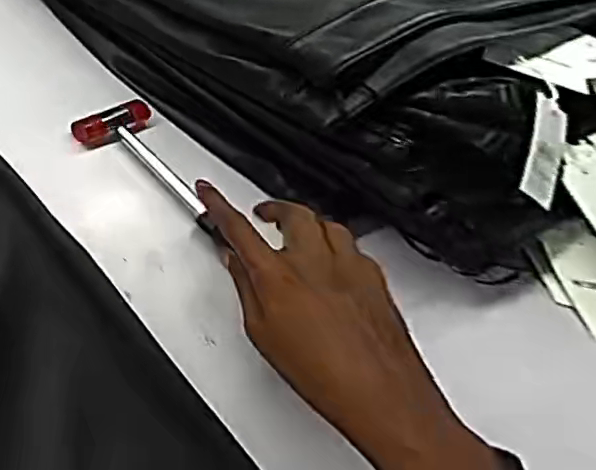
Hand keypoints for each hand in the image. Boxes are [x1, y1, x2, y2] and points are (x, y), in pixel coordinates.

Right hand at [197, 182, 502, 469]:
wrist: (388, 406)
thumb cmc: (328, 378)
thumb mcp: (263, 333)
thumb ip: (245, 288)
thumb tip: (234, 262)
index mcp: (277, 275)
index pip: (236, 225)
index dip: (216, 202)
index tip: (207, 190)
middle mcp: (314, 265)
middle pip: (290, 212)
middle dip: (271, 207)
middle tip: (261, 213)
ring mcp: (351, 272)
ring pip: (326, 224)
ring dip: (307, 223)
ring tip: (298, 232)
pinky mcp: (379, 285)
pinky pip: (356, 248)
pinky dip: (338, 246)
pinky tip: (334, 259)